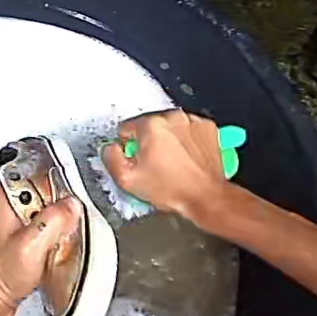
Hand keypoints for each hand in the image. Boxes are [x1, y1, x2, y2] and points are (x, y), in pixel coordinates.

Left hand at [0, 183, 79, 313]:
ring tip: (59, 234)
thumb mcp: (32, 245)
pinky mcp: (29, 221)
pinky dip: (60, 224)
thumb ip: (53, 220)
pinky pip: (53, 213)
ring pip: (53, 198)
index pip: (40, 168)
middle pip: (50, 181)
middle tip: (63, 222)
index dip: (59, 181)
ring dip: (63, 214)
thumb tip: (72, 204)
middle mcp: (11, 195)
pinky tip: (56, 240)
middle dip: (63, 200)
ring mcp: (20, 208)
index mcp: (6, 191)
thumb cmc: (2, 273)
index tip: (68, 198)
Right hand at [100, 110, 231, 230]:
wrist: (206, 197)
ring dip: (168, 140)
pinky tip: (186, 158)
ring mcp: (191, 121)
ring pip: (169, 127)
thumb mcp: (128, 180)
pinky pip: (187, 130)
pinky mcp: (207, 128)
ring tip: (173, 163)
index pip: (126, 128)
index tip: (138, 160)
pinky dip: (185, 141)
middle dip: (149, 142)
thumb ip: (111, 158)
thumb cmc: (173, 189)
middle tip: (156, 164)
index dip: (128, 147)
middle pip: (149, 126)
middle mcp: (172, 117)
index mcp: (150, 125)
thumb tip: (110, 147)